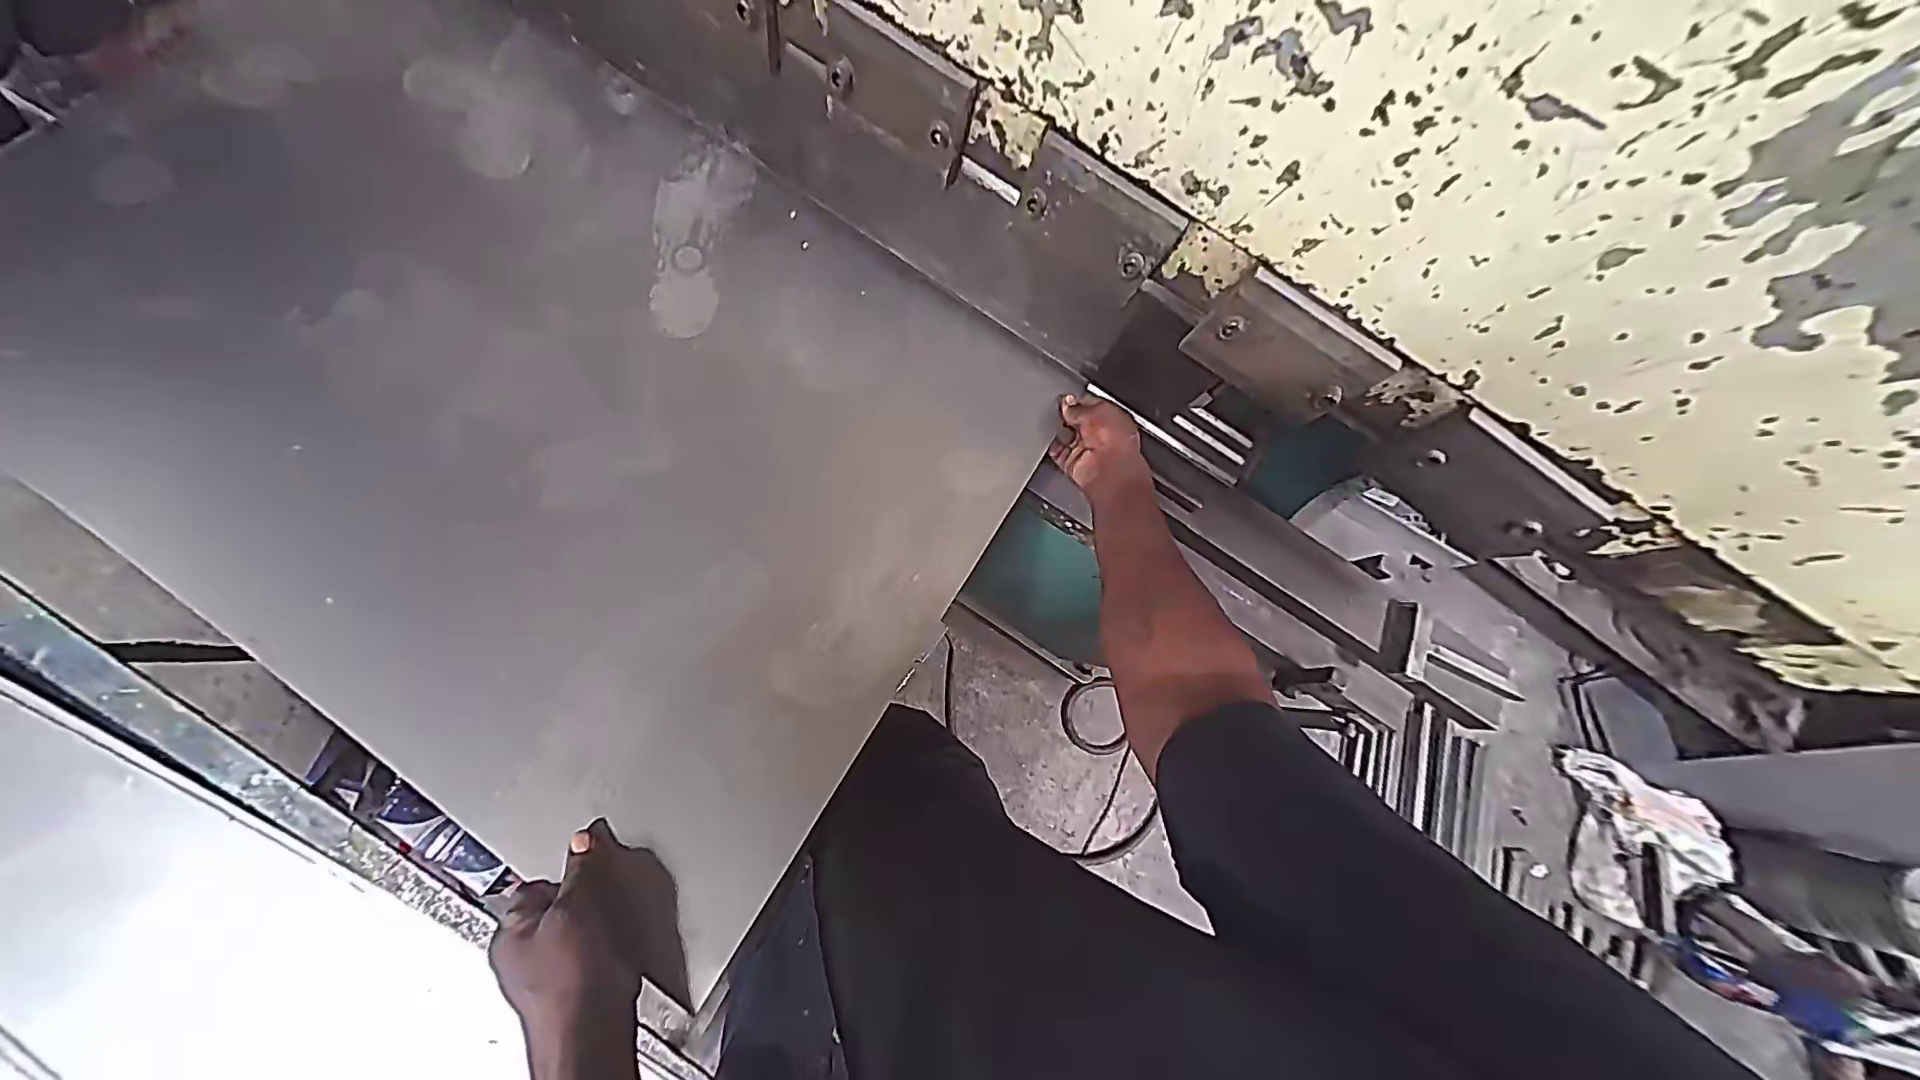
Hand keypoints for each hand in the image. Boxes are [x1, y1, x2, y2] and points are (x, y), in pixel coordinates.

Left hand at [490, 820, 641, 1077]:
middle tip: (601, 886)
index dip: (566, 865)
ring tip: (610, 917)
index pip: (536, 881)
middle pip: (557, 901)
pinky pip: (591, 943)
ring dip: (596, 913)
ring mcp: (547, 969)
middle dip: (583, 890)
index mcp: (510, 932)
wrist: (593, 1027)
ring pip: (576, 922)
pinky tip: (615, 940)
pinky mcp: (575, 979)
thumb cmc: (572, 980)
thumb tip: (584, 839)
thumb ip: (581, 869)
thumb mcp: (577, 906)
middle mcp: (521, 952)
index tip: (588, 850)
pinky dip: (604, 936)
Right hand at [1049, 395, 1150, 501]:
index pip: (1091, 406)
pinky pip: (1058, 452)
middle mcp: (1101, 436)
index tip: (1067, 400)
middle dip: (1068, 416)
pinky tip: (1052, 439)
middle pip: (1077, 422)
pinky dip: (1052, 446)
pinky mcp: (1074, 464)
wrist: (1109, 472)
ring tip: (1059, 426)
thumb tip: (1068, 404)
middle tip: (1061, 413)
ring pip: (1066, 436)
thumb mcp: (1095, 412)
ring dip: (1060, 430)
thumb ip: (1079, 407)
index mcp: (1113, 419)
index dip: (1078, 402)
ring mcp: (1086, 451)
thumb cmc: (1116, 442)